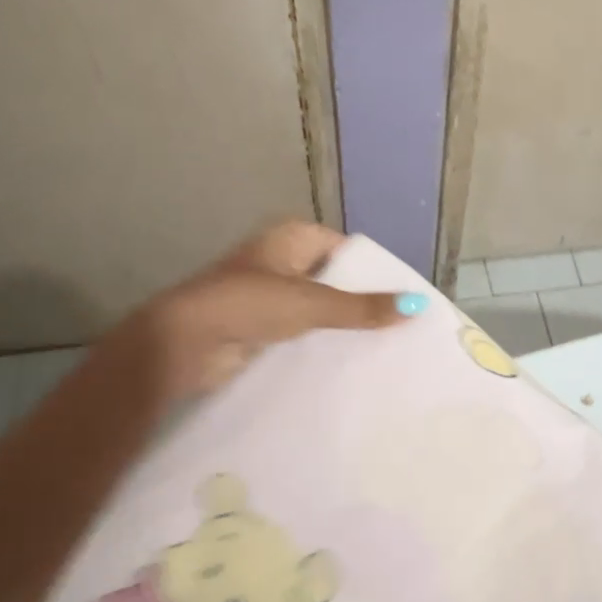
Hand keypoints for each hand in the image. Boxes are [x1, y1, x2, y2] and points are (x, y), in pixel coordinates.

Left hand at [98, 221, 418, 397]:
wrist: (184, 343)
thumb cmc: (247, 305)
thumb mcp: (312, 303)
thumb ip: (363, 308)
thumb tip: (416, 306)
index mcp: (292, 238)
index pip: (348, 250)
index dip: (376, 271)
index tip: (408, 297)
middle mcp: (283, 261)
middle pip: (336, 280)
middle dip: (364, 302)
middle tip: (405, 327)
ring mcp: (271, 295)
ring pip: (320, 309)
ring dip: (343, 327)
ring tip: (389, 348)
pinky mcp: (263, 328)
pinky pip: (304, 333)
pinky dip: (323, 344)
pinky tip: (352, 363)